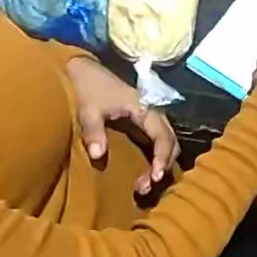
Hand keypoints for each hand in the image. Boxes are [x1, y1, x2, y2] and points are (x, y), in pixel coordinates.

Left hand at [64, 56, 179, 193]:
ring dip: (160, 163)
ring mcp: (150, 117)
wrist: (85, 70)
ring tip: (144, 185)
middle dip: (163, 165)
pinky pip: (158, 141)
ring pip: (167, 143)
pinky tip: (144, 172)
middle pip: (171, 142)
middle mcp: (154, 113)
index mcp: (145, 108)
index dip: (162, 157)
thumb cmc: (89, 88)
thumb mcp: (88, 108)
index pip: (163, 136)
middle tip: (147, 186)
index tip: (155, 177)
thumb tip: (98, 156)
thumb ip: (94, 131)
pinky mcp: (144, 121)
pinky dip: (155, 158)